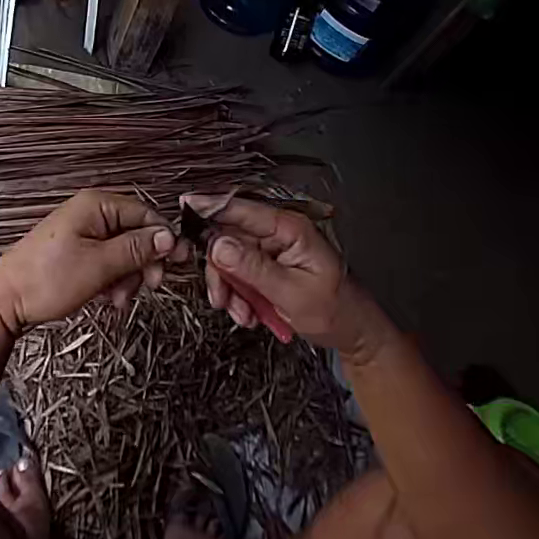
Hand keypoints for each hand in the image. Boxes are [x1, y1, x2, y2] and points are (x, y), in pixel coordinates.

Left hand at [0, 191, 190, 335]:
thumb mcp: (99, 265)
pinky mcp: (78, 251)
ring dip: (129, 275)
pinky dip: (114, 279)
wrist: (4, 303)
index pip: (145, 214)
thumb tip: (168, 237)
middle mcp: (92, 212)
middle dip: (144, 262)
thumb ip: (136, 249)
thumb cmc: (47, 280)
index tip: (176, 264)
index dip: (162, 239)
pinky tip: (109, 298)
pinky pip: (108, 260)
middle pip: (136, 232)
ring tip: (118, 298)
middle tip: (150, 286)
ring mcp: (83, 231)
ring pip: (124, 250)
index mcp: (96, 205)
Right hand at [182, 193, 392, 362]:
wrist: (353, 333)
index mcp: (289, 227)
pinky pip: (238, 273)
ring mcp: (271, 249)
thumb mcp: (291, 292)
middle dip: (221, 270)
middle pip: (229, 237)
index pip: (241, 208)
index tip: (185, 206)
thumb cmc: (335, 310)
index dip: (211, 206)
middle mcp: (277, 233)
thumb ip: (252, 268)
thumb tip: (217, 245)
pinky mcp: (266, 265)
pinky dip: (238, 294)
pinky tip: (249, 313)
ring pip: (229, 258)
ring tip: (242, 314)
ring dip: (229, 288)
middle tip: (222, 298)